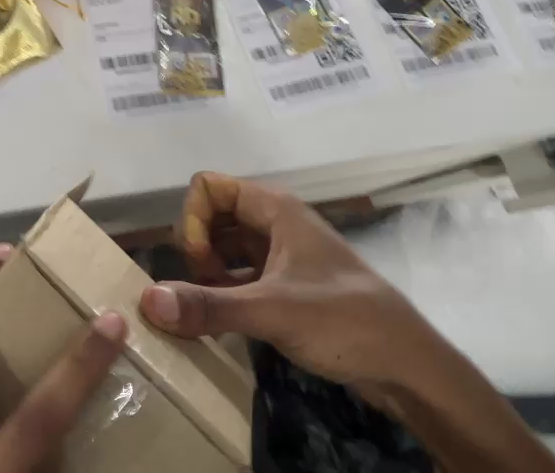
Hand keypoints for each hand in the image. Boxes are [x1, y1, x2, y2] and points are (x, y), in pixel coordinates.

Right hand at [141, 173, 554, 472]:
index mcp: (274, 208)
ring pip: (225, 249)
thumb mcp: (271, 311)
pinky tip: (221, 323)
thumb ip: (208, 305)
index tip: (202, 265)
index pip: (208, 187)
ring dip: (208, 275)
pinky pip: (240, 276)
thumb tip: (145, 301)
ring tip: (206, 312)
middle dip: (197, 250)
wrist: (408, 367)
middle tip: (202, 292)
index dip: (194, 221)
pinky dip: (224, 293)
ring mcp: (282, 256)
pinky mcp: (287, 287)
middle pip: (212, 216)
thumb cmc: (344, 321)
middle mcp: (275, 223)